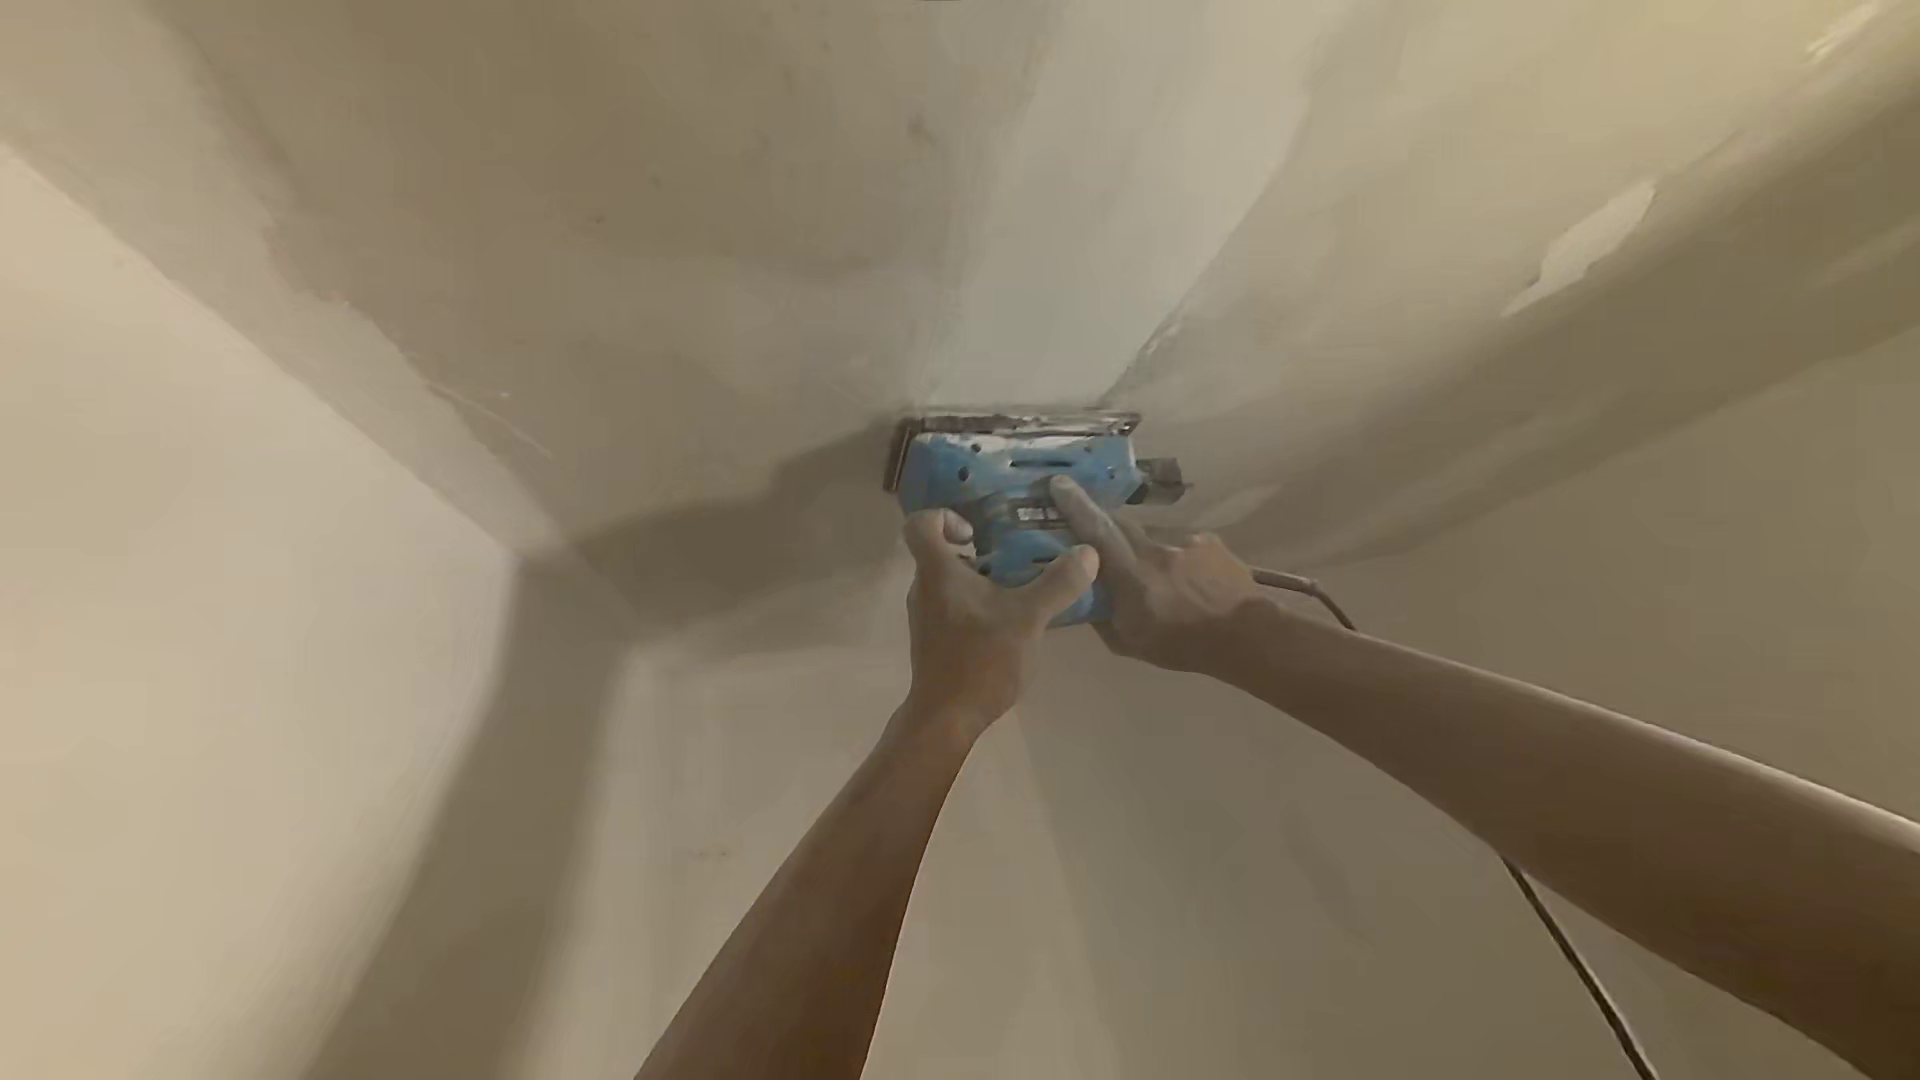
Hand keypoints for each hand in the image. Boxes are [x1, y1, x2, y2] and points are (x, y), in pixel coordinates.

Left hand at [898, 509, 1098, 741]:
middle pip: (942, 552)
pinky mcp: (934, 637)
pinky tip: (1010, 622)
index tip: (977, 533)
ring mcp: (926, 615)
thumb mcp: (1029, 618)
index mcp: (937, 572)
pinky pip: (954, 605)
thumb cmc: (981, 660)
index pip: (921, 524)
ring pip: (951, 581)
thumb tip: (1088, 552)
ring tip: (1020, 590)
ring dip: (983, 579)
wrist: (947, 717)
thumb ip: (1058, 583)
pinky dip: (979, 603)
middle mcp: (924, 588)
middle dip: (980, 550)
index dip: (945, 517)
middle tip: (1016, 557)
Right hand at [1049, 475, 1270, 673]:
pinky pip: (1177, 541)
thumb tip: (1086, 595)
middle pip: (1119, 524)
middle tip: (1100, 543)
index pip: (1096, 531)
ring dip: (1143, 548)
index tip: (1059, 483)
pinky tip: (1184, 577)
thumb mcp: (1128, 642)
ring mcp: (1184, 540)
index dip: (1075, 506)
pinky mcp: (1207, 540)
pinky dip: (1172, 554)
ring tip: (1155, 576)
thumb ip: (1102, 615)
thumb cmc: (1182, 645)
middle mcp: (1154, 548)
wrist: (1248, 636)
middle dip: (1105, 527)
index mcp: (1132, 573)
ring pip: (1150, 534)